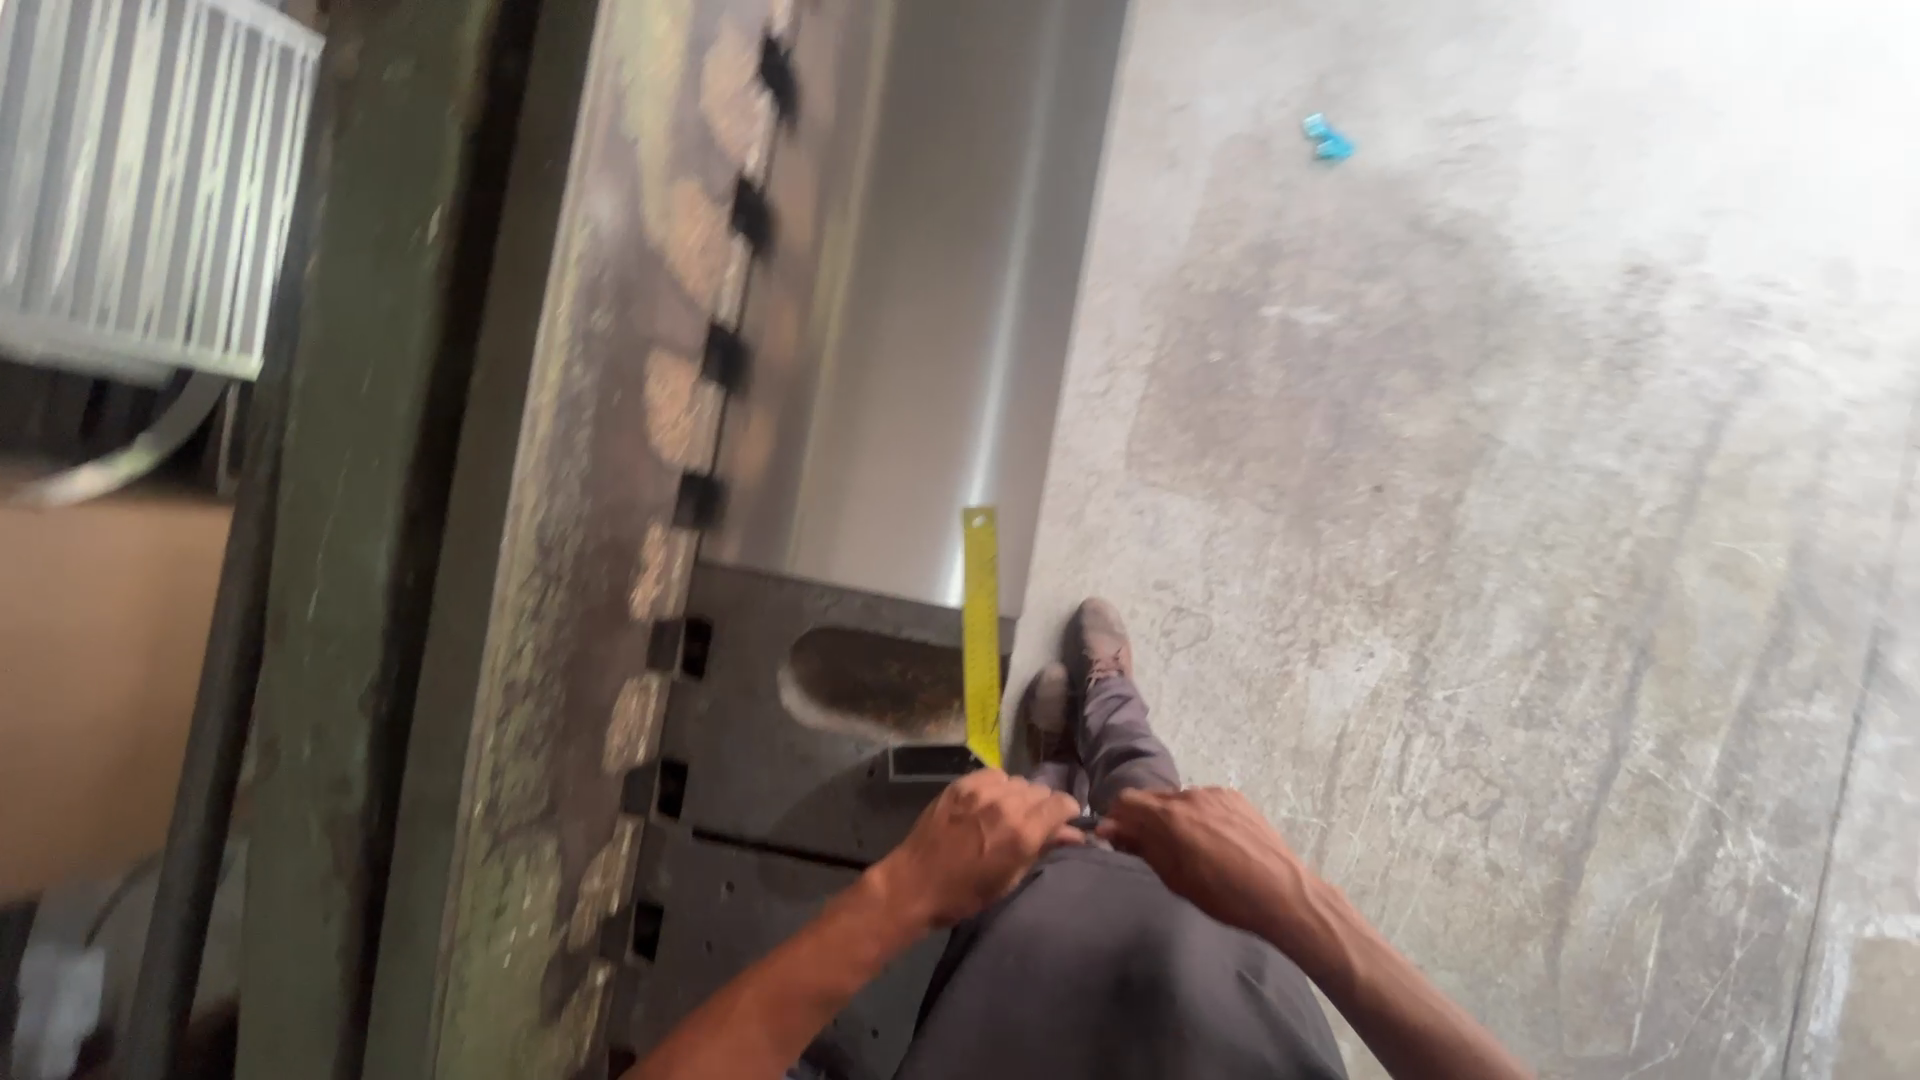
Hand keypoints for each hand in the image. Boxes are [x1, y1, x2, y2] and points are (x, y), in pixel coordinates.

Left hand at [869, 769, 1082, 927]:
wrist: (916, 883)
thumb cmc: (966, 894)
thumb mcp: (1010, 879)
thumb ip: (1043, 848)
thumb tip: (1074, 833)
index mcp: (1022, 833)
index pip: (1060, 803)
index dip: (1067, 812)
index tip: (1064, 821)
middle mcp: (1006, 805)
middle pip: (1040, 791)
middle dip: (1043, 805)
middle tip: (1034, 822)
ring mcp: (981, 791)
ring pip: (1018, 781)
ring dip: (1020, 795)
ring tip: (1009, 812)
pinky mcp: (961, 784)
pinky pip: (993, 775)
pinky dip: (998, 786)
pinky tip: (990, 801)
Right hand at [1097, 787, 1317, 942]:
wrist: (1283, 893)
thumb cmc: (1224, 895)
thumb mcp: (1175, 878)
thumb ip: (1141, 847)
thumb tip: (1111, 829)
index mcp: (1169, 816)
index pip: (1126, 800)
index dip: (1118, 817)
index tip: (1119, 837)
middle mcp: (1188, 796)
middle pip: (1152, 798)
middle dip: (1146, 819)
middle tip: (1157, 847)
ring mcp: (1214, 793)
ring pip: (1180, 800)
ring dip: (1176, 817)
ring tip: (1195, 847)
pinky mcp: (1235, 796)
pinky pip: (1205, 801)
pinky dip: (1201, 816)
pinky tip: (1218, 840)